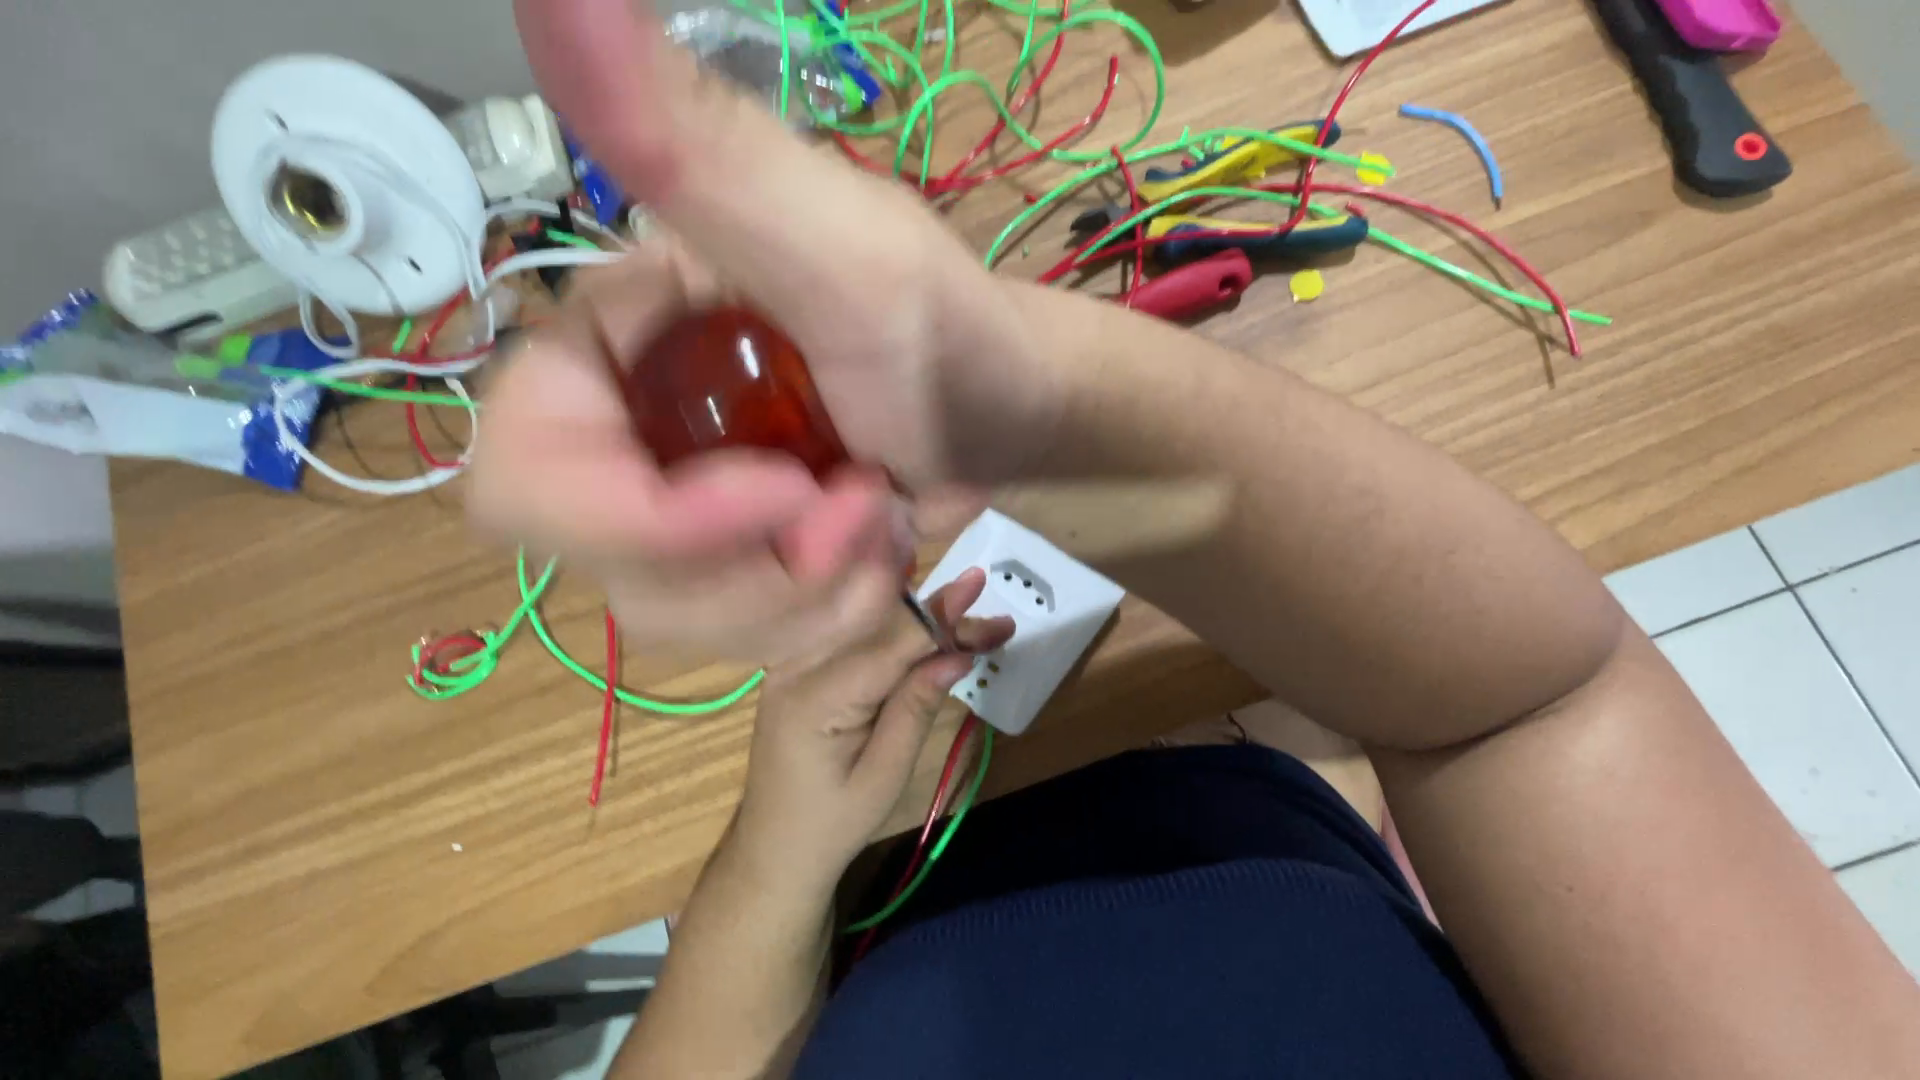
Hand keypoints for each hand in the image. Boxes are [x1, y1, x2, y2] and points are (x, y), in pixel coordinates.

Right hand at [469, 0, 1059, 660]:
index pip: (525, 470)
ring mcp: (682, 514)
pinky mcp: (737, 567)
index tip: (780, 495)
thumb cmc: (946, 324)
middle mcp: (630, 433)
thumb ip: (698, 143)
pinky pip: (741, 643)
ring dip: (806, 597)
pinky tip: (875, 555)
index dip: (634, 515)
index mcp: (618, 348)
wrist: (1010, 411)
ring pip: (680, 619)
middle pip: (606, 568)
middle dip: (751, 569)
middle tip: (860, 512)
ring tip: (882, 523)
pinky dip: (823, 620)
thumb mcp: (840, 242)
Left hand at [727, 568, 1014, 890]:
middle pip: (877, 621)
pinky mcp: (795, 663)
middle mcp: (796, 664)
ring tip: (967, 618)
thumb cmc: (833, 823)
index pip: (890, 643)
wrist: (773, 845)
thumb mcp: (885, 775)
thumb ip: (917, 707)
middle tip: (993, 625)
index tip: (990, 606)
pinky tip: (920, 609)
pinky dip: (889, 622)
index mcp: (816, 697)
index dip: (943, 619)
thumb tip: (958, 653)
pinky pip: (848, 630)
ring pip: (863, 617)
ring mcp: (790, 660)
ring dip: (917, 614)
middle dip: (938, 615)